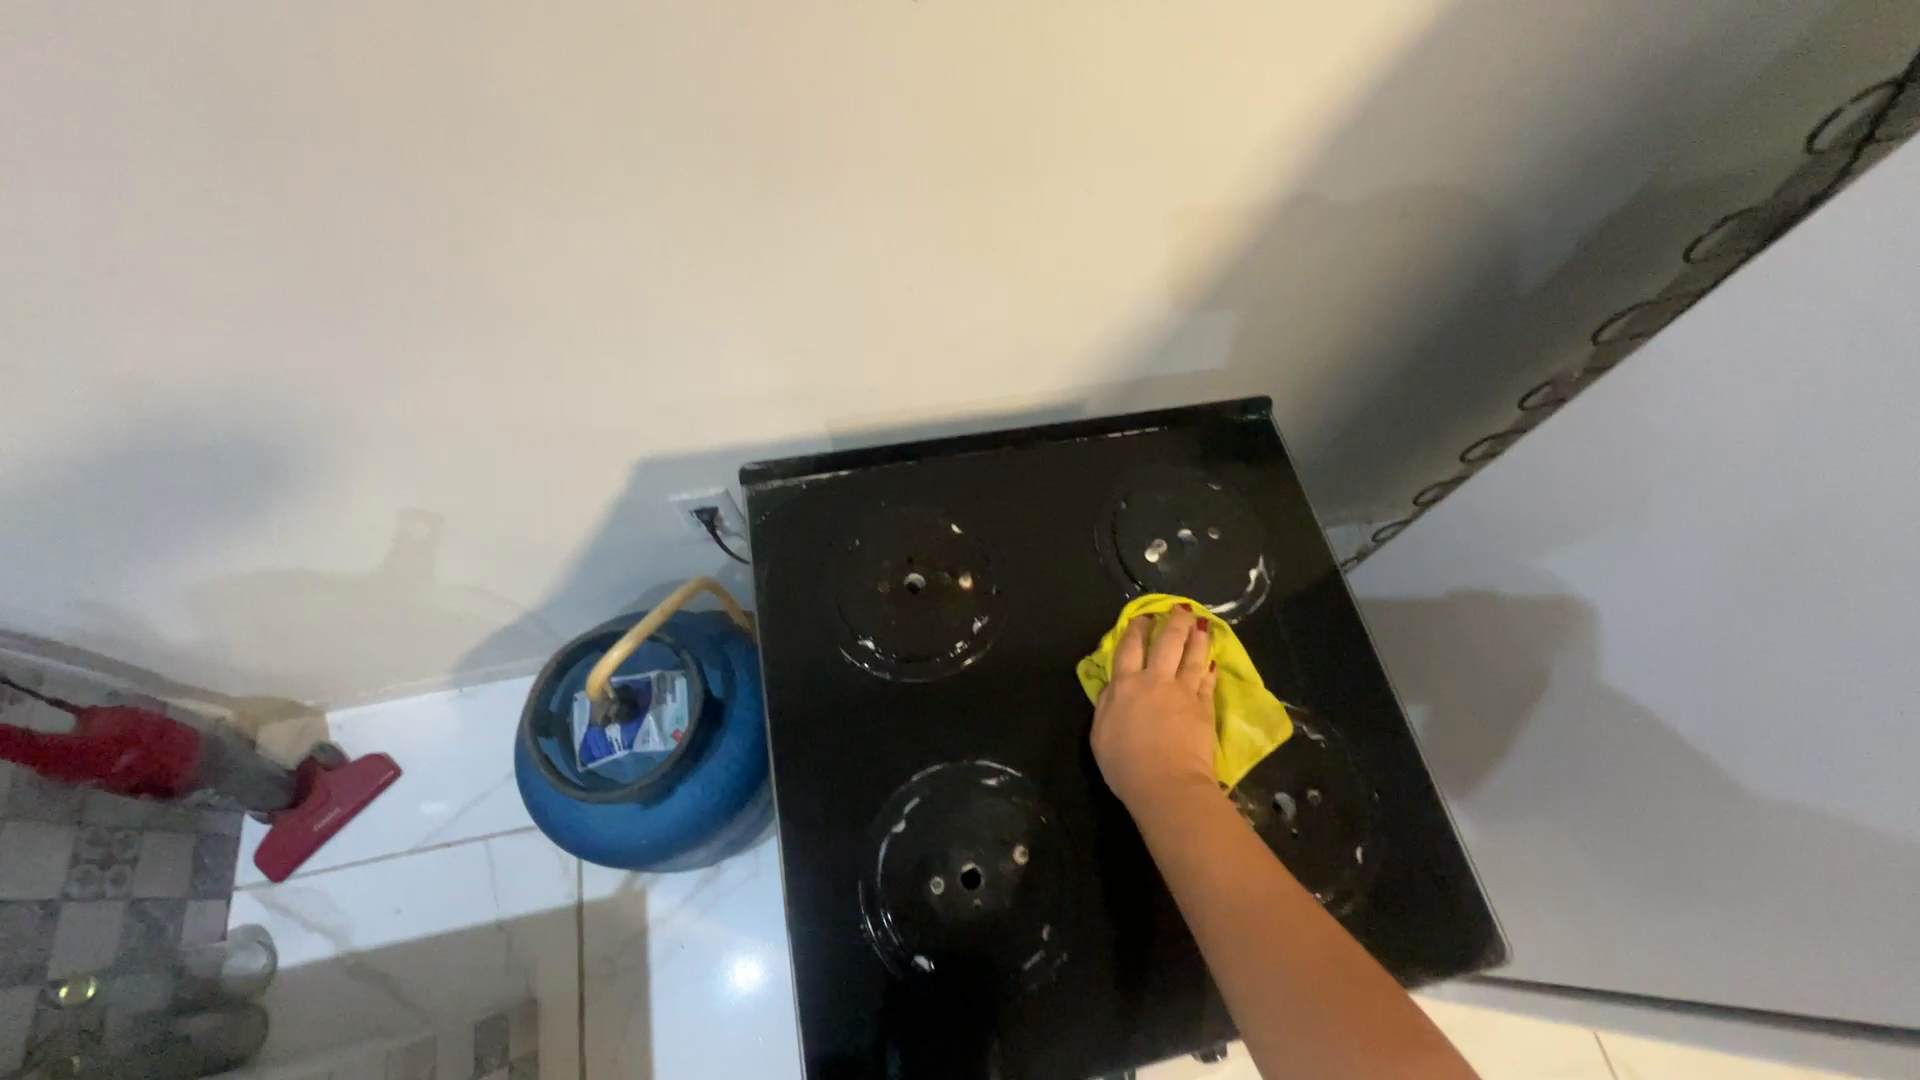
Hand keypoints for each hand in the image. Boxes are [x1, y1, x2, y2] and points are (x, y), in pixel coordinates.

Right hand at [1091, 605, 1219, 810]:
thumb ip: (1105, 705)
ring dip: (1197, 637)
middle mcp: (1154, 681)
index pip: (1129, 648)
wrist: (1166, 783)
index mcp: (1124, 686)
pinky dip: (1210, 669)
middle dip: (1172, 622)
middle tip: (1179, 609)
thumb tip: (1112, 687)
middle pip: (1166, 643)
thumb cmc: (1125, 764)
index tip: (1143, 616)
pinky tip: (1213, 662)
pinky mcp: (1203, 707)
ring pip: (1192, 656)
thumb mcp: (1099, 734)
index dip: (1136, 629)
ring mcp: (1183, 692)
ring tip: (1201, 623)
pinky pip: (1207, 682)